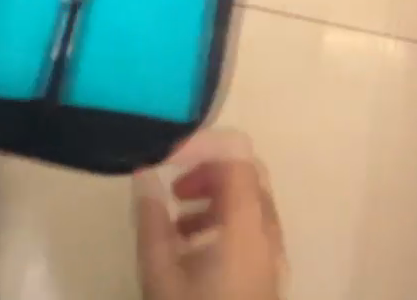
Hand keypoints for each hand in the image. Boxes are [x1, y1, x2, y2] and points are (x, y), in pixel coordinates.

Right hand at [133, 133, 286, 299]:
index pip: (236, 154)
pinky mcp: (267, 274)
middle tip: (174, 183)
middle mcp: (267, 234)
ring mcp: (272, 255)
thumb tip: (144, 171)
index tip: (167, 156)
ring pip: (249, 199)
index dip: (201, 143)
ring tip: (176, 217)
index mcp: (245, 227)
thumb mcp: (159, 272)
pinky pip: (251, 225)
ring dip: (213, 193)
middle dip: (207, 167)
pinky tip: (190, 243)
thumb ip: (151, 216)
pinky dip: (222, 217)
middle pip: (247, 172)